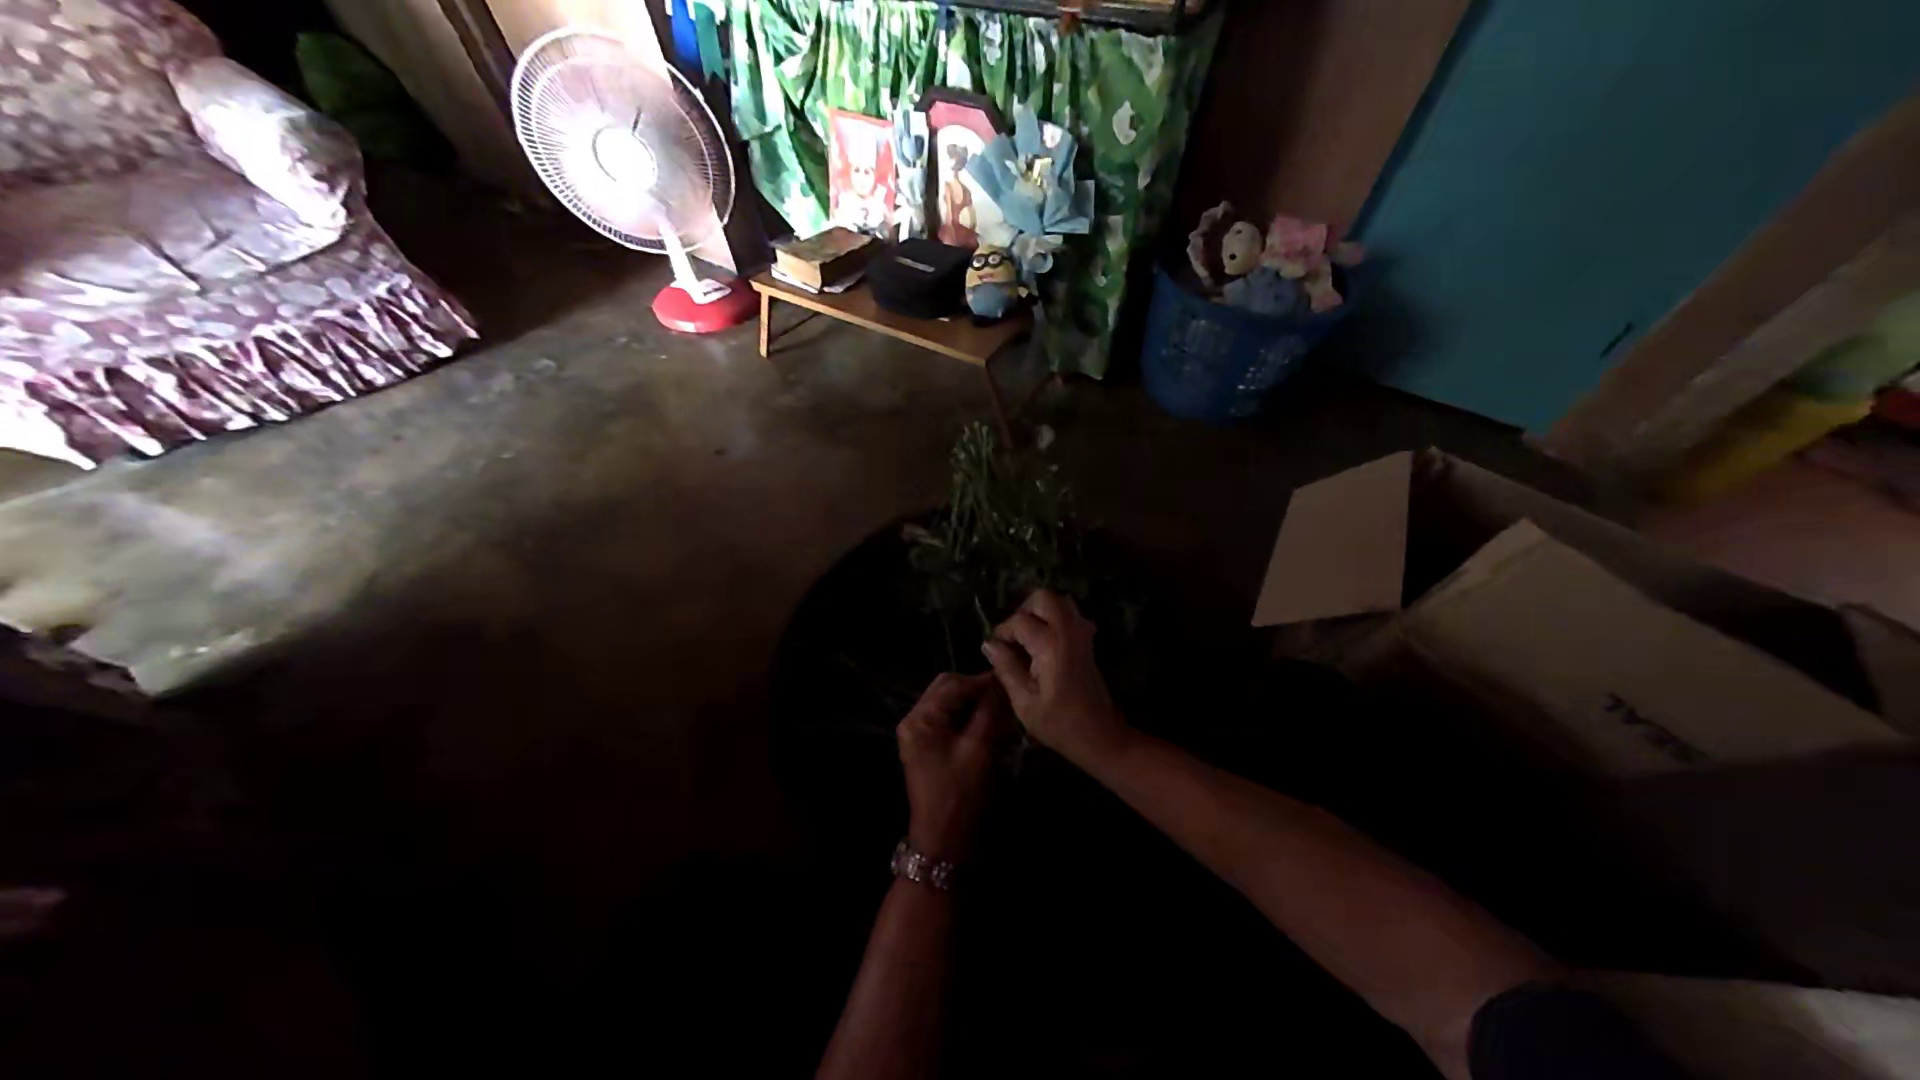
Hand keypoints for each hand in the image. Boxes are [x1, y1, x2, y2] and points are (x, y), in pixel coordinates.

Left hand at [897, 673, 1009, 862]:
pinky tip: (987, 724)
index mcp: (920, 718)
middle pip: (947, 689)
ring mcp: (917, 734)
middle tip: (1005, 696)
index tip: (1010, 680)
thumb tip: (1001, 683)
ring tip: (1000, 709)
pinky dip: (967, 716)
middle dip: (976, 689)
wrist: (943, 839)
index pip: (954, 684)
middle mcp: (913, 720)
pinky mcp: (926, 746)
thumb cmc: (960, 794)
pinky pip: (946, 719)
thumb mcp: (979, 749)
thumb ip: (990, 711)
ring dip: (973, 702)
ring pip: (948, 703)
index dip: (983, 680)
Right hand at [981, 590, 1127, 763]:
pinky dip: (1054, 619)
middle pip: (1043, 597)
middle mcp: (1069, 631)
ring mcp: (1082, 633)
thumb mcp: (1024, 702)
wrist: (1100, 735)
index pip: (1019, 621)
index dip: (1003, 633)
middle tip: (1014, 637)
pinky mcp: (1088, 640)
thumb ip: (1006, 668)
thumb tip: (989, 645)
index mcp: (1051, 645)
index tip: (997, 652)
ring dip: (1040, 612)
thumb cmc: (1059, 724)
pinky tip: (1045, 645)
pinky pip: (1070, 614)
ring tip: (1028, 638)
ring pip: (1059, 601)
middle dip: (1023, 611)